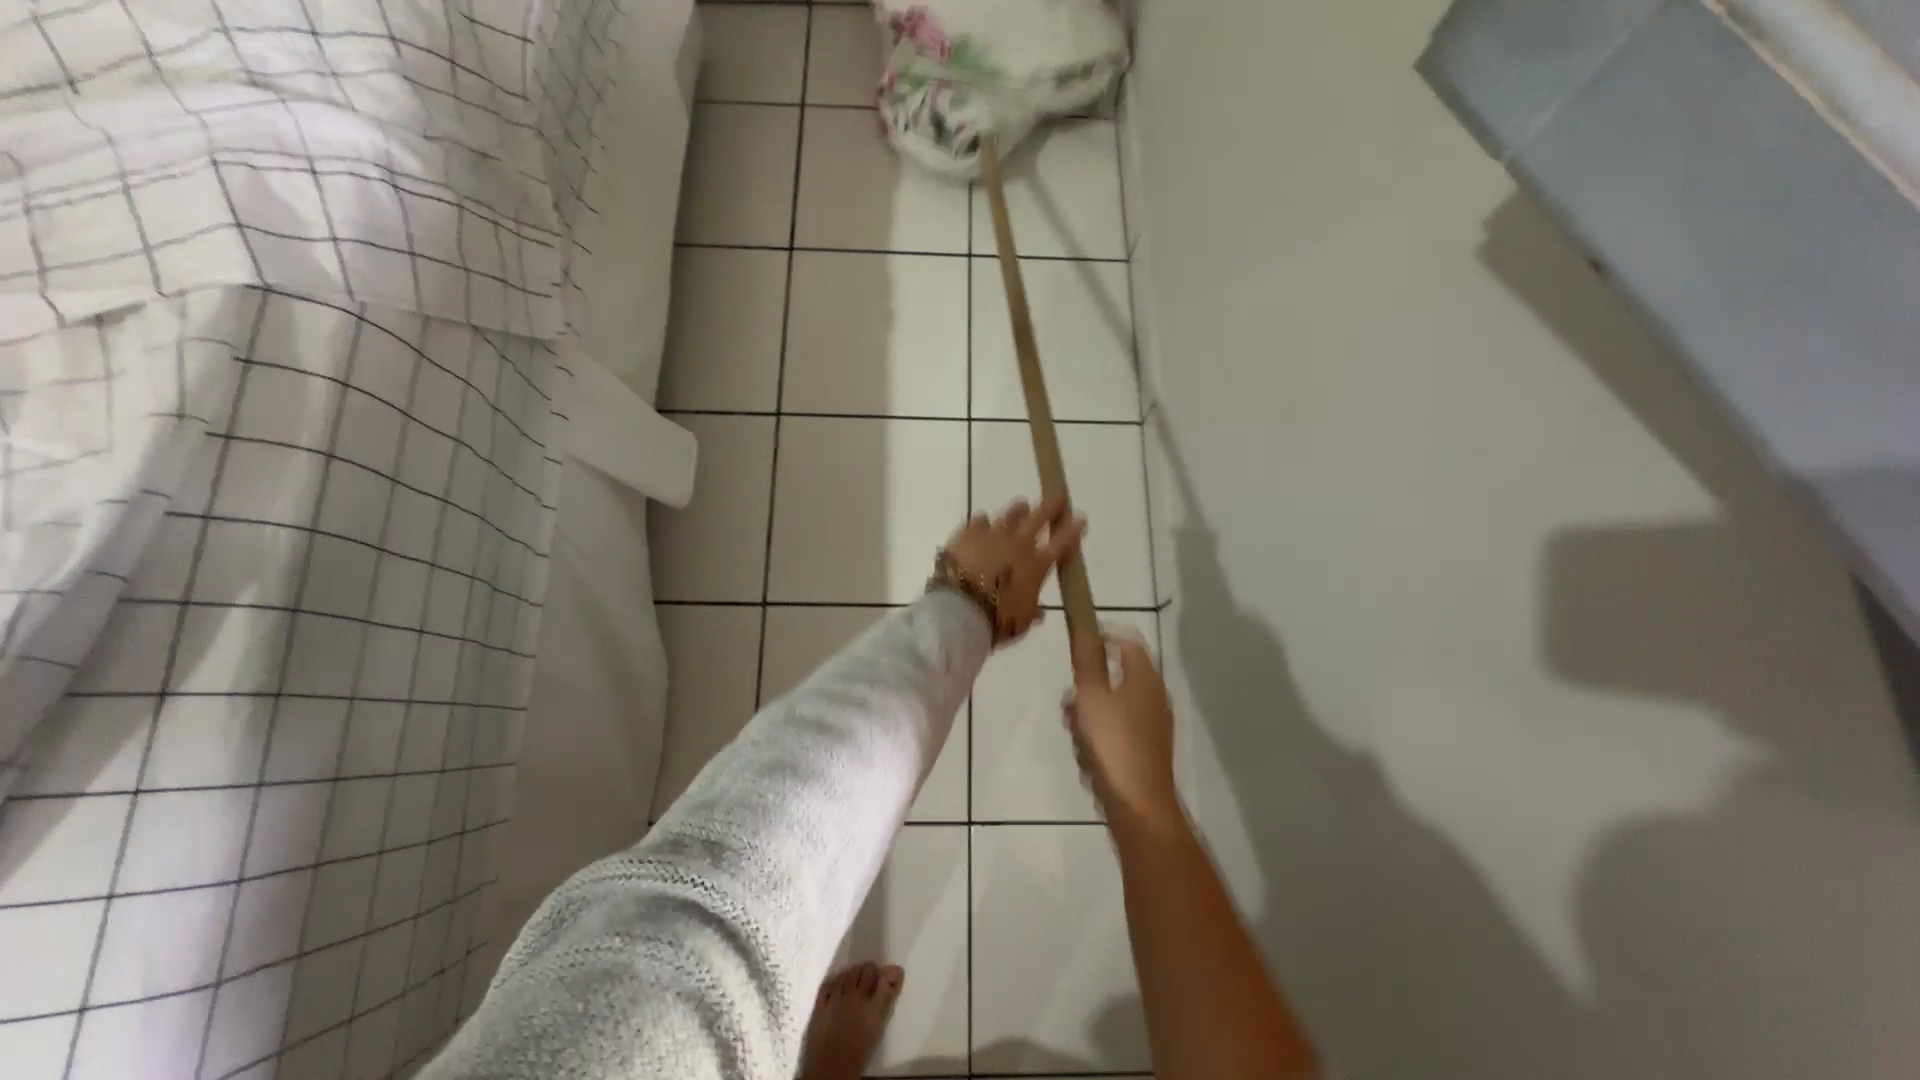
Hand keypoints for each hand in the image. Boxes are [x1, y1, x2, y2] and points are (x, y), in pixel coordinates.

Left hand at [941, 494, 1085, 645]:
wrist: (960, 610)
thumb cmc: (997, 621)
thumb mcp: (1020, 622)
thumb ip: (1031, 612)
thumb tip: (1039, 612)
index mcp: (1037, 566)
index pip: (1062, 544)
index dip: (1074, 531)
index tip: (1081, 518)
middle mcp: (1018, 545)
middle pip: (1039, 518)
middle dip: (1051, 506)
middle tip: (1059, 494)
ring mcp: (992, 536)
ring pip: (1009, 516)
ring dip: (1018, 510)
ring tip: (1023, 504)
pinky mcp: (967, 535)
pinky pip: (978, 522)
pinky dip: (982, 522)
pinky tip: (983, 519)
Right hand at [1065, 627, 1180, 826]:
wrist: (1138, 806)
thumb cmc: (1113, 744)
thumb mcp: (1091, 694)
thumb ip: (1086, 658)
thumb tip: (1086, 624)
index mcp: (1145, 679)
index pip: (1126, 641)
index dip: (1101, 636)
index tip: (1074, 647)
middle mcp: (1153, 699)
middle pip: (1113, 679)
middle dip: (1086, 692)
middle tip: (1071, 707)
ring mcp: (1151, 728)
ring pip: (1109, 711)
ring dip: (1087, 722)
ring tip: (1079, 741)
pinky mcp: (1144, 754)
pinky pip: (1114, 737)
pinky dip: (1098, 745)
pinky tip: (1090, 763)